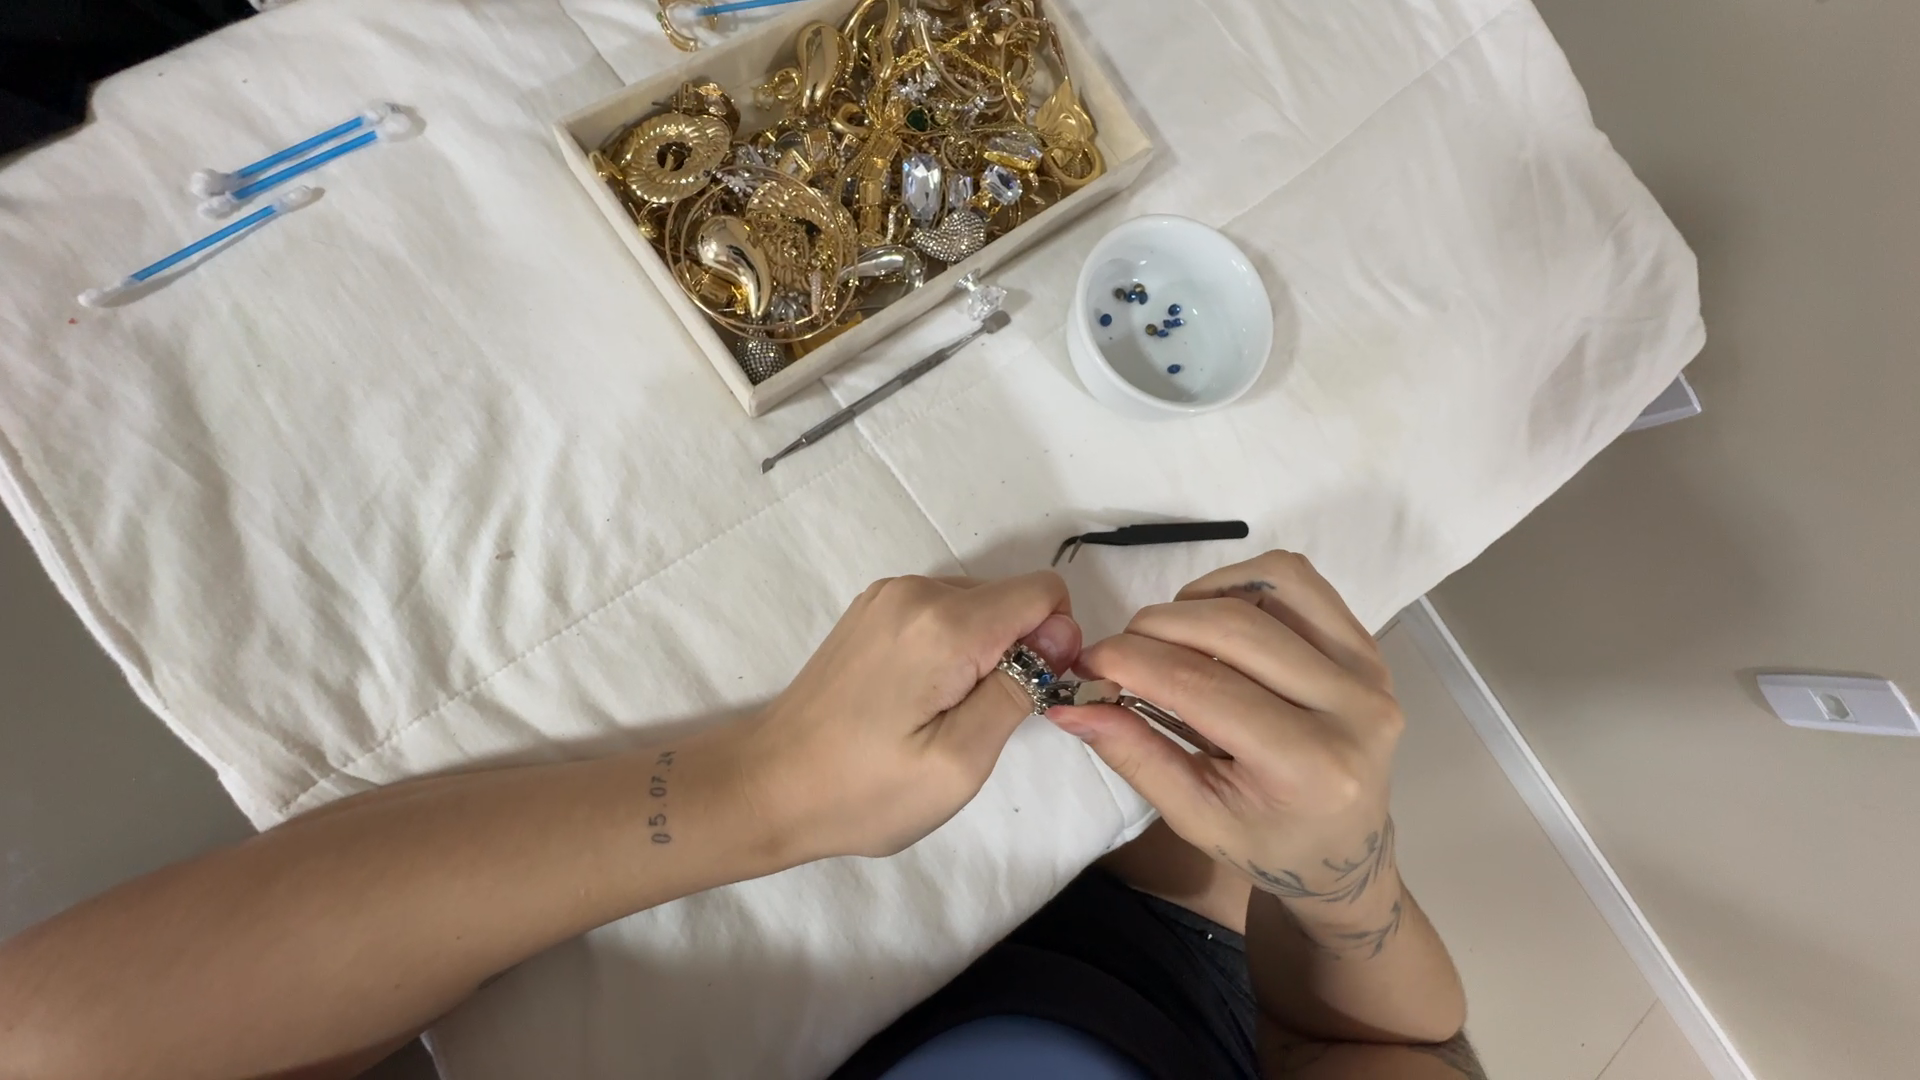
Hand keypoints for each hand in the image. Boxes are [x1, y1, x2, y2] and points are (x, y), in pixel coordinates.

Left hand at [735, 572, 1079, 861]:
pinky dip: (951, 645)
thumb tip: (1063, 631)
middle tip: (974, 718)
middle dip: (1016, 651)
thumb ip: (1019, 688)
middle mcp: (916, 590)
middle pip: (1010, 598)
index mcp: (943, 623)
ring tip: (940, 710)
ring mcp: (889, 593)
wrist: (768, 784)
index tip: (1022, 697)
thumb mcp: (960, 761)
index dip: (1053, 644)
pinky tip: (917, 693)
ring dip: (981, 651)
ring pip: (979, 604)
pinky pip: (943, 610)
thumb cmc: (866, 790)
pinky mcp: (873, 607)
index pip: (1043, 593)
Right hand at [1051, 552, 1405, 941]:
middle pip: (1230, 627)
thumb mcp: (1192, 815)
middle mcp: (1352, 707)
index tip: (1085, 662)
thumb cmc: (1267, 843)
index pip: (1200, 685)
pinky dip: (1238, 583)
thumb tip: (1068, 706)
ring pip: (1264, 588)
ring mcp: (1369, 668)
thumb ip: (1132, 753)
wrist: (1346, 849)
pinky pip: (1294, 580)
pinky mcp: (1369, 644)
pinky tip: (1212, 618)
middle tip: (1116, 652)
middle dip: (1152, 628)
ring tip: (1168, 638)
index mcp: (1309, 765)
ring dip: (1195, 601)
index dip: (1129, 661)